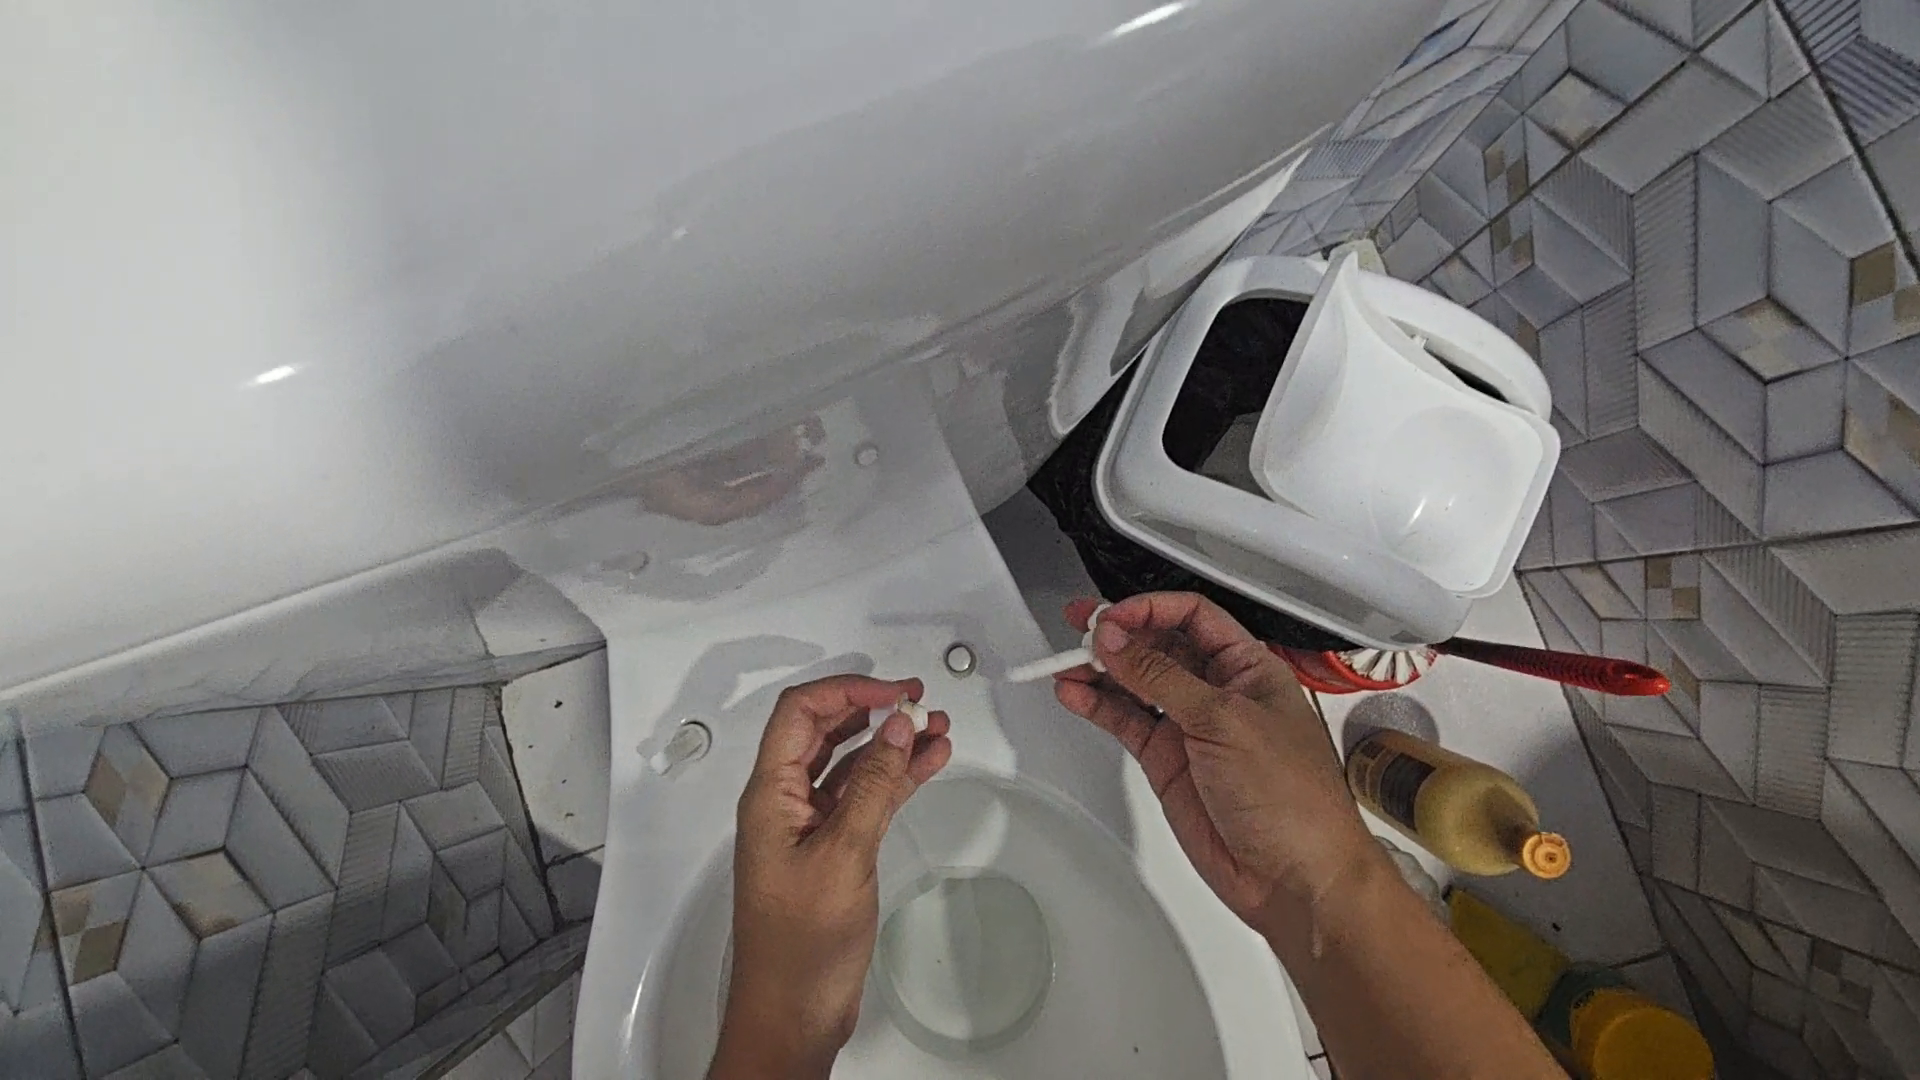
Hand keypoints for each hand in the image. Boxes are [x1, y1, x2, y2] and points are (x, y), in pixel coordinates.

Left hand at [710, 675, 952, 1079]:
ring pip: (853, 761)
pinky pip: (868, 793)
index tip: (893, 691)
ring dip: (893, 741)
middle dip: (873, 707)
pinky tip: (929, 762)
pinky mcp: (836, 843)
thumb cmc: (800, 947)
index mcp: (770, 793)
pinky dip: (897, 776)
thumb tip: (897, 726)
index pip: (801, 713)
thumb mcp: (843, 854)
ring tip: (936, 726)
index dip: (846, 689)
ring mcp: (813, 821)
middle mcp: (787, 799)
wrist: (795, 1015)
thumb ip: (872, 785)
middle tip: (917, 699)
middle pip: (827, 729)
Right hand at [1052, 593, 1381, 933]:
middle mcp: (1216, 690)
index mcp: (1247, 667)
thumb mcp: (1225, 722)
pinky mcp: (1167, 758)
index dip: (1149, 610)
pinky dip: (1098, 706)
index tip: (1112, 618)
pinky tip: (1076, 696)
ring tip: (1066, 665)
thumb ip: (1162, 677)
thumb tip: (1117, 641)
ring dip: (1100, 671)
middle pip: (1157, 645)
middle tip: (1078, 627)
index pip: (1191, 616)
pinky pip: (1125, 720)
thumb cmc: (1293, 800)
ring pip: (1135, 683)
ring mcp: (1189, 725)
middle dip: (1117, 635)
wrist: (1294, 880)